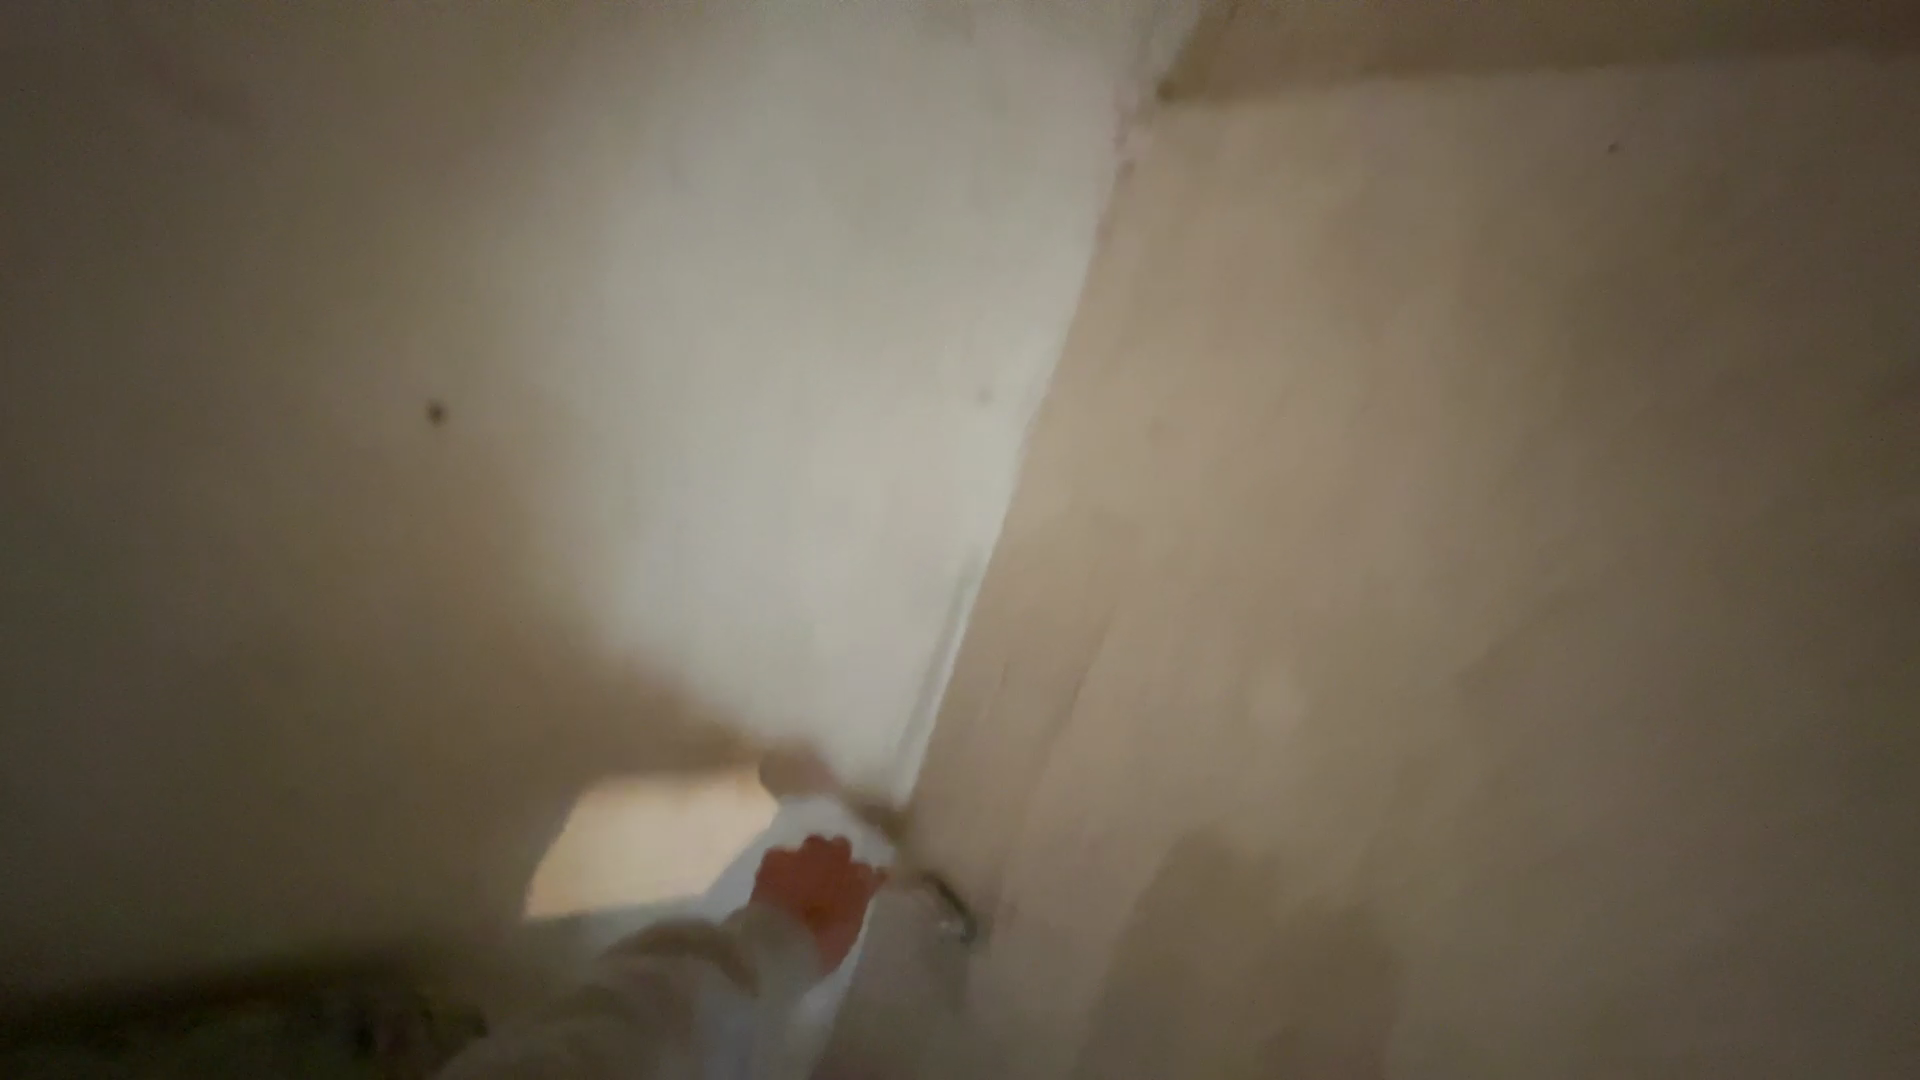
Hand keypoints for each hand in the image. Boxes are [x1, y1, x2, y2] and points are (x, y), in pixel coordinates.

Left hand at [750, 835, 885, 972]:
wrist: (781, 943)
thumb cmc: (820, 948)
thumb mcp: (847, 933)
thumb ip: (854, 908)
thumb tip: (858, 894)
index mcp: (859, 881)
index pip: (867, 871)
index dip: (860, 878)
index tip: (857, 887)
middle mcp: (837, 860)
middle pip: (841, 846)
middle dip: (836, 857)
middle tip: (827, 878)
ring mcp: (807, 855)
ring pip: (814, 843)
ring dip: (810, 857)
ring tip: (801, 875)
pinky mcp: (778, 858)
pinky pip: (782, 855)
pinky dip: (780, 866)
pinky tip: (775, 881)